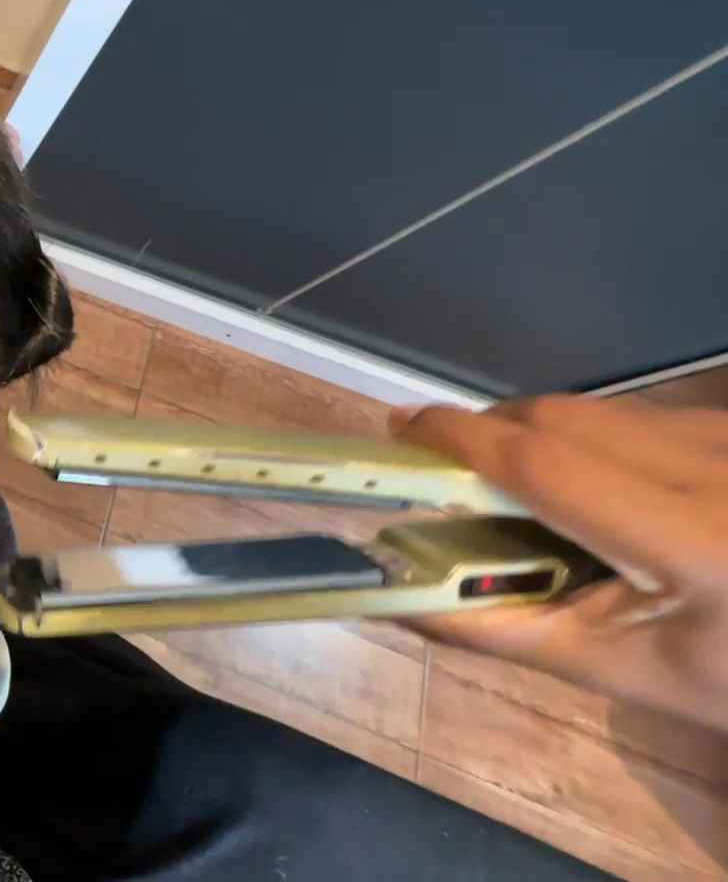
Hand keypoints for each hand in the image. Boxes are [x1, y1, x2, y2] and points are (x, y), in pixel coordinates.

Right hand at [392, 395, 727, 731]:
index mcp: (701, 549)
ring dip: (536, 433)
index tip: (398, 429)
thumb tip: (387, 593)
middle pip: (559, 418)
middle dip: (487, 431)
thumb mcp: (626, 671)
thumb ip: (502, 628)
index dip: (460, 438)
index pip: (547, 465)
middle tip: (455, 467)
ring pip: (595, 409)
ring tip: (537, 488)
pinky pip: (640, 413)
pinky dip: (591, 437)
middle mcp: (726, 478)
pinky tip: (610, 484)